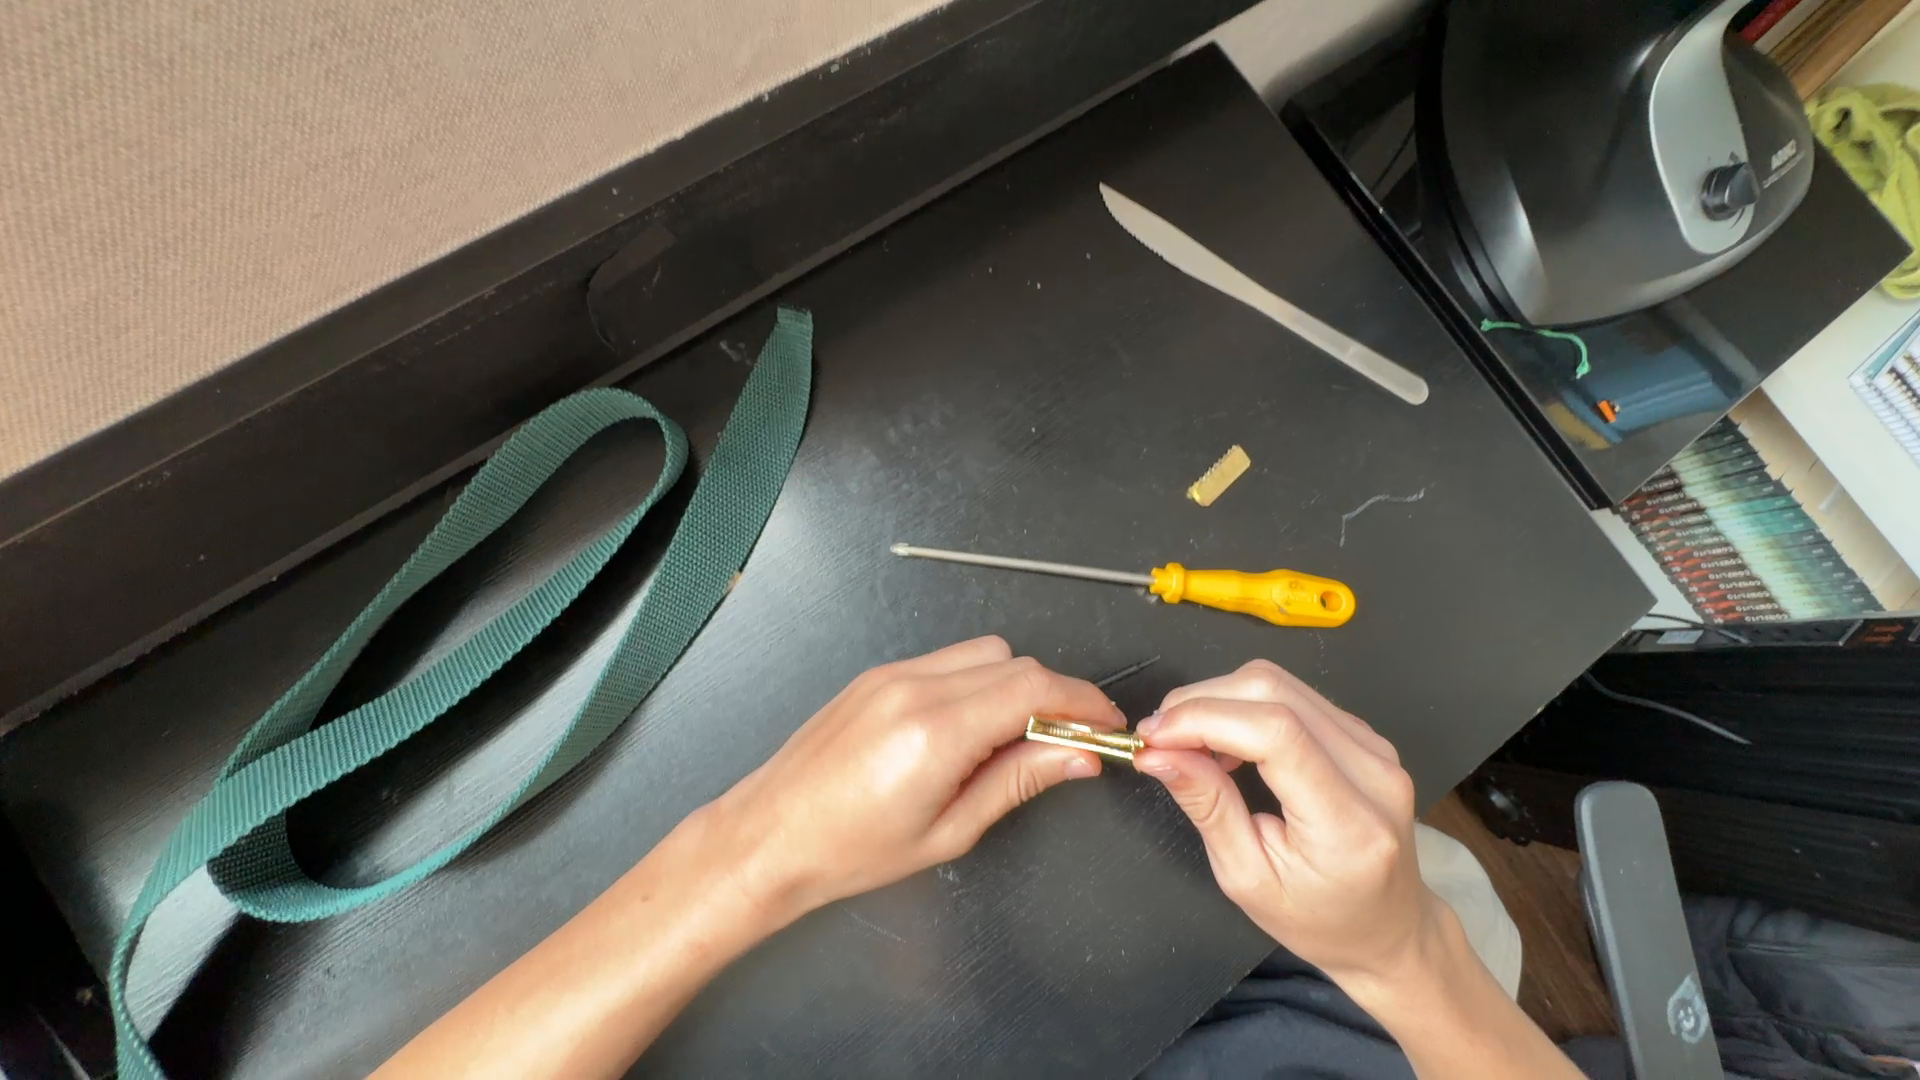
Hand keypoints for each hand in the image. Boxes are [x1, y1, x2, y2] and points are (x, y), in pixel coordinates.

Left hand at [699, 636, 1121, 923]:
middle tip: (1065, 741)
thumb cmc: (852, 850)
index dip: (1083, 702)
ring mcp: (893, 672)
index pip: (1034, 689)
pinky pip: (949, 659)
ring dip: (1016, 684)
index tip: (1106, 724)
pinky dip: (979, 681)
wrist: (771, 834)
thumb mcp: (950, 830)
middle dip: (1055, 694)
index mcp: (935, 731)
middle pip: (1016, 662)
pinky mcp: (879, 672)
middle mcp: (915, 686)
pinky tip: (970, 725)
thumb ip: (1020, 781)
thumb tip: (1079, 755)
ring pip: (986, 653)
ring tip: (1012, 738)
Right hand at [1133, 660, 1442, 988]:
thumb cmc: (1317, 920)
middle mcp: (1371, 772)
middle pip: (1272, 691)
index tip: (1153, 736)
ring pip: (1277, 682)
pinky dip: (1241, 705)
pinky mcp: (1362, 734)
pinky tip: (1224, 740)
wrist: (1390, 930)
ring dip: (1216, 698)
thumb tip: (1156, 754)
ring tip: (1187, 739)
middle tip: (1159, 736)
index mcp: (1348, 823)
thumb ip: (1207, 807)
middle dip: (1200, 701)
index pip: (1275, 733)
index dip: (1204, 719)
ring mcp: (1373, 746)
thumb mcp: (1246, 879)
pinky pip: (1290, 694)